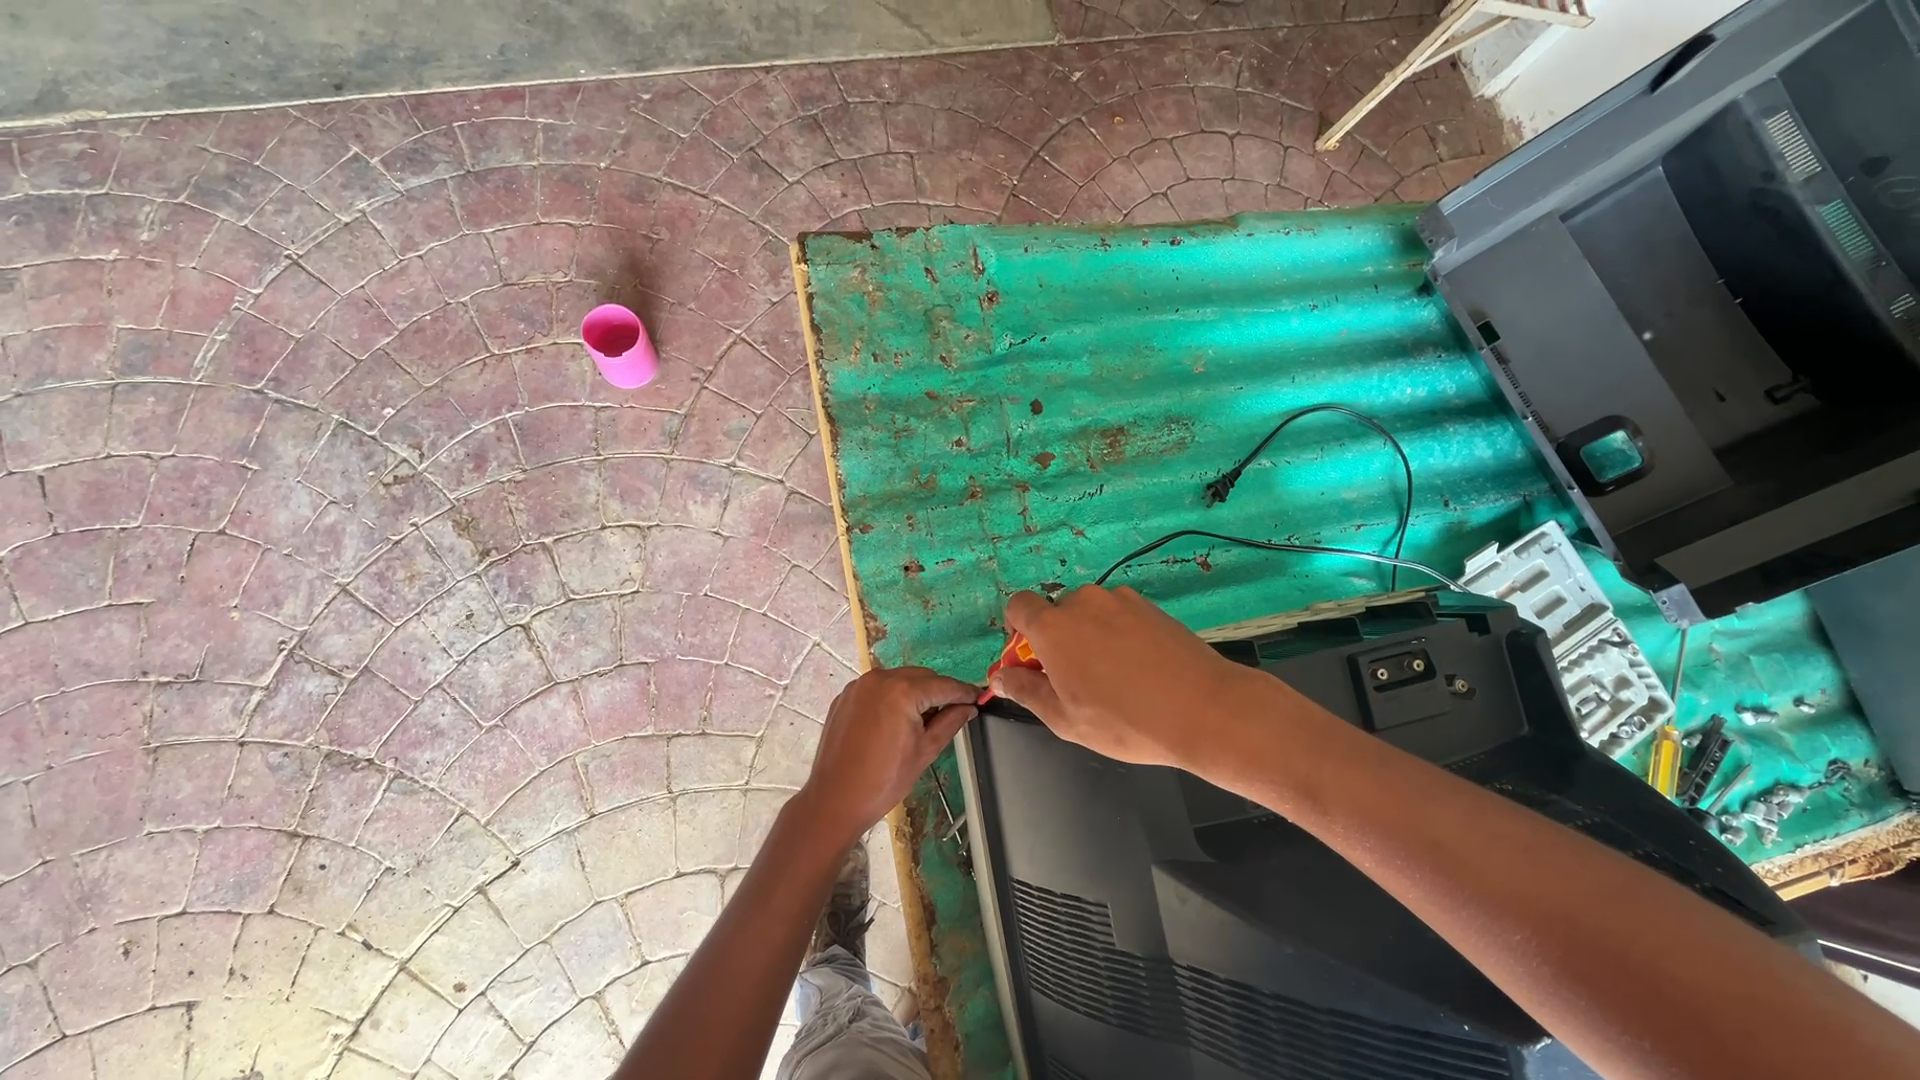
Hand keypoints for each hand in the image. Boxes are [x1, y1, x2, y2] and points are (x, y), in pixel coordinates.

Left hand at [798, 666, 978, 843]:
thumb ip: (950, 722)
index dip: (964, 692)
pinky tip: (896, 721)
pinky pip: (877, 688)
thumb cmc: (884, 780)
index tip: (979, 697)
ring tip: (923, 720)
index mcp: (902, 691)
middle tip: (954, 713)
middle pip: (921, 677)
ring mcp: (858, 686)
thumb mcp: (925, 751)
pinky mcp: (845, 697)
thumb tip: (968, 708)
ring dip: (915, 692)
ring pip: (899, 679)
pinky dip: (892, 697)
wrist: (835, 799)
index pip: (944, 685)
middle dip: (939, 691)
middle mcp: (879, 679)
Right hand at [993, 585, 1285, 772]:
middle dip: (1056, 640)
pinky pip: (1119, 616)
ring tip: (1113, 680)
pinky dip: (1118, 636)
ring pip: (1090, 615)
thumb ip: (1025, 691)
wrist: (1204, 709)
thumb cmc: (1125, 721)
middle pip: (1056, 613)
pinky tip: (1138, 670)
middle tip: (1074, 681)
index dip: (1017, 630)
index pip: (1018, 606)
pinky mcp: (1151, 607)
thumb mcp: (1065, 719)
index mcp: (1054, 627)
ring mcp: (1121, 600)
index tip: (1030, 660)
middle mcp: (1084, 602)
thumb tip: (999, 677)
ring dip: (1089, 637)